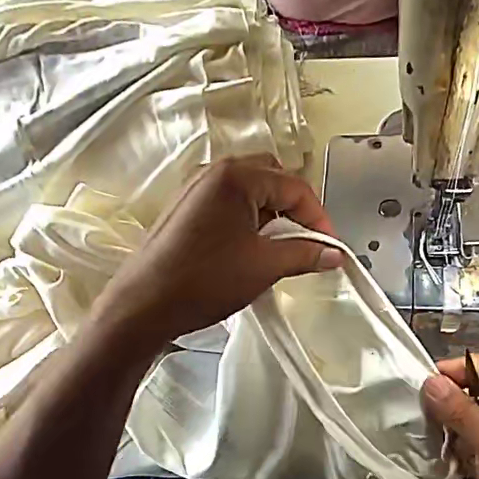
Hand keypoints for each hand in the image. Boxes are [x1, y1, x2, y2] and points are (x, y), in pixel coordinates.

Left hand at [94, 160, 344, 351]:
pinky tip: (251, 252)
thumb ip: (305, 254)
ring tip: (281, 251)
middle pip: (271, 179)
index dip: (318, 217)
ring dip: (271, 216)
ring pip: (249, 193)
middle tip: (307, 241)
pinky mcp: (186, 211)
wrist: (146, 305)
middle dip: (295, 210)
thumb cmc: (201, 281)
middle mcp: (213, 173)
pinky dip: (248, 222)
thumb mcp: (264, 267)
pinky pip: (228, 205)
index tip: (328, 245)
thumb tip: (332, 254)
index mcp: (235, 176)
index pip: (294, 185)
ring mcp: (195, 190)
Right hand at [421, 356, 478, 478]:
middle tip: (417, 405)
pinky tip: (441, 440)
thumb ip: (460, 411)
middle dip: (450, 394)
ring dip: (451, 415)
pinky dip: (458, 431)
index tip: (417, 383)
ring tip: (426, 422)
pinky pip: (476, 425)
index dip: (451, 372)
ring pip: (474, 405)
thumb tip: (429, 381)